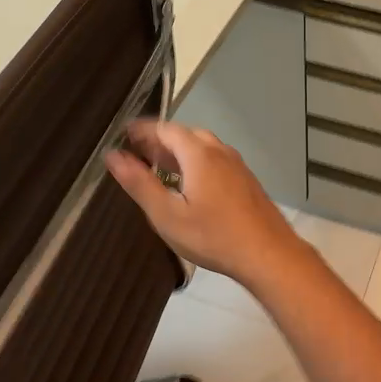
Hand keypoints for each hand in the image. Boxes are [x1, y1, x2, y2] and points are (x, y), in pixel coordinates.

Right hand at [105, 120, 314, 289]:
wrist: (267, 252)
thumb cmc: (212, 235)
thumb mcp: (167, 214)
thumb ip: (140, 183)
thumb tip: (113, 156)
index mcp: (200, 153)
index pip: (166, 129)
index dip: (143, 130)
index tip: (123, 134)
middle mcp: (220, 151)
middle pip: (185, 135)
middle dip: (159, 140)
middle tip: (136, 152)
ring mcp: (236, 164)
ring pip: (202, 147)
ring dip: (178, 151)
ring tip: (157, 166)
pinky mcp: (245, 179)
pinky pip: (214, 160)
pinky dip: (194, 162)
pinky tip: (187, 183)